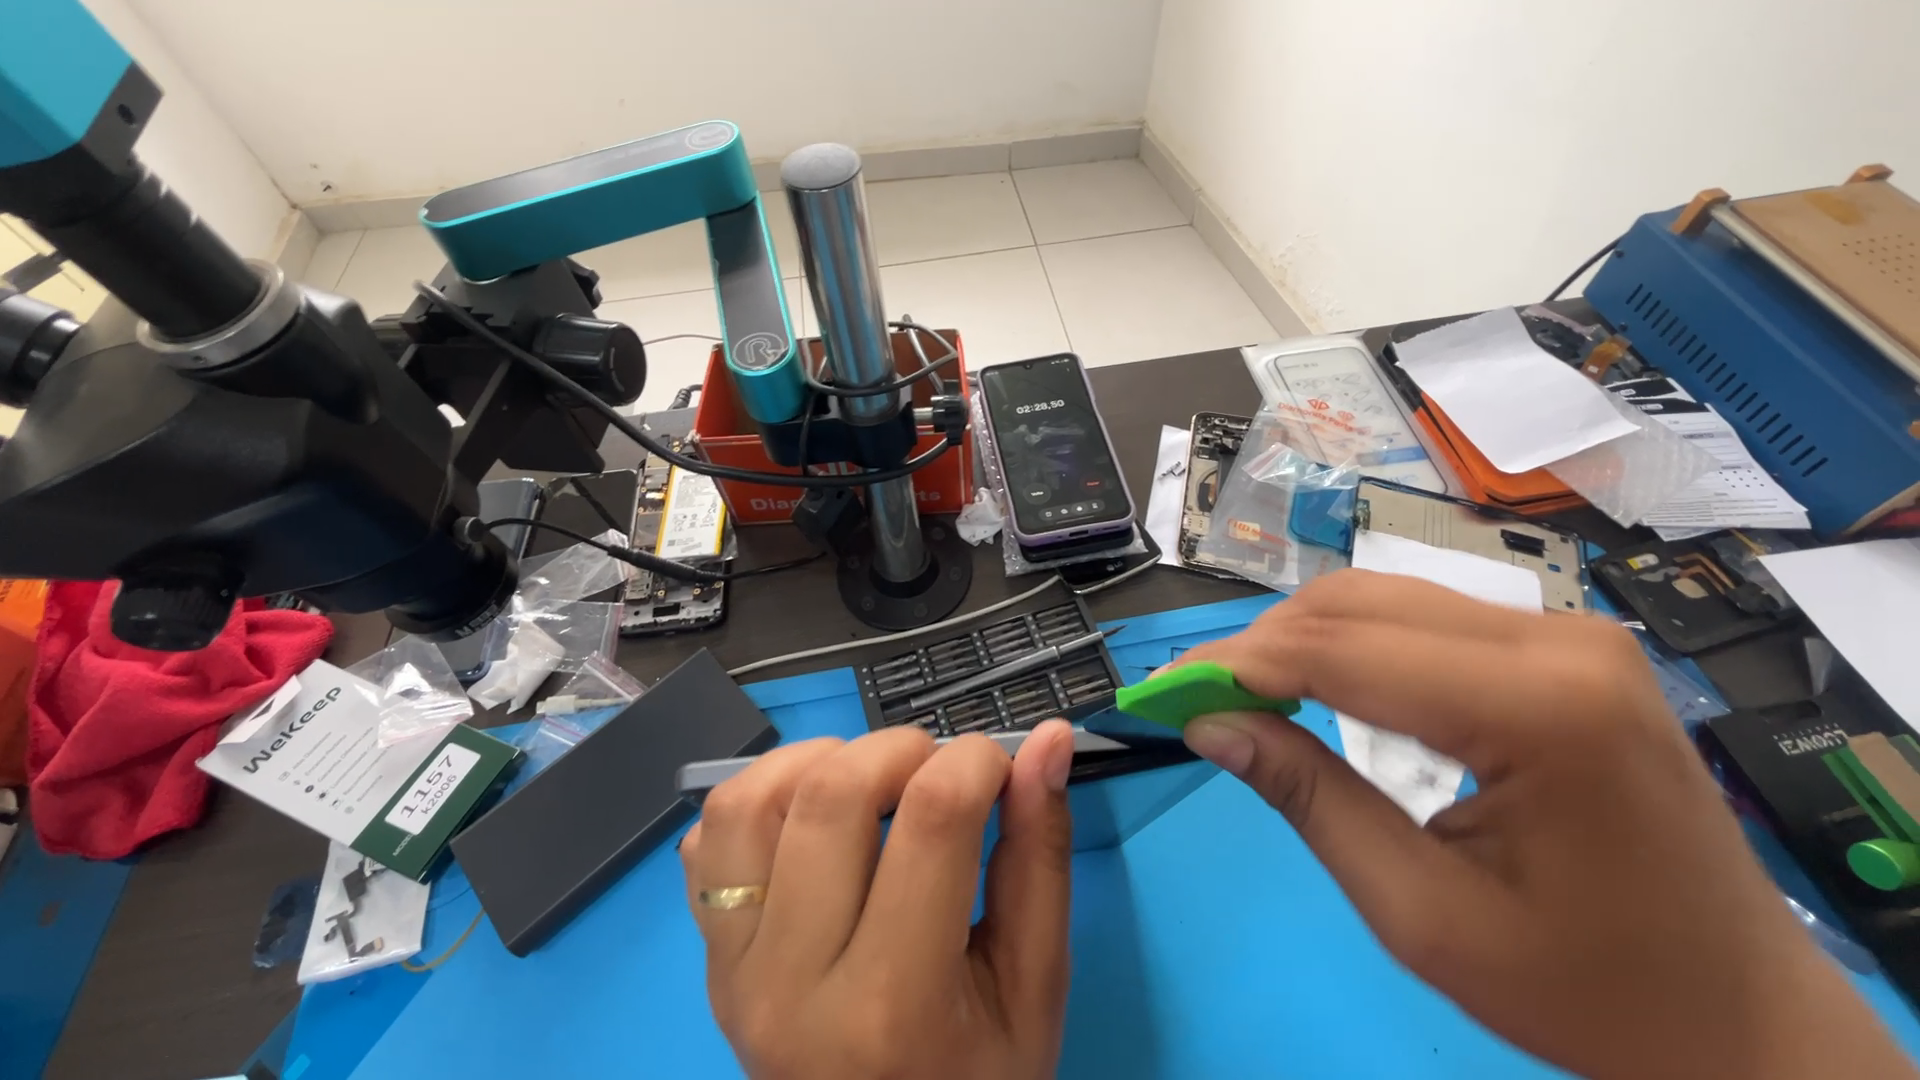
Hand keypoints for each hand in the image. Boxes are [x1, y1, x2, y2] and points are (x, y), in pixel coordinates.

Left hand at [680, 720, 1076, 1079]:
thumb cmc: (974, 1078)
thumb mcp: (1034, 985)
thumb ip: (1039, 854)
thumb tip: (1048, 739)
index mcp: (896, 1001)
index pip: (931, 820)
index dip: (975, 760)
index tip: (997, 766)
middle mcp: (795, 981)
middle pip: (832, 795)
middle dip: (900, 749)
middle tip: (937, 771)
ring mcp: (736, 968)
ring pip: (751, 802)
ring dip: (821, 760)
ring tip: (872, 781)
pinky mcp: (710, 957)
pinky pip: (710, 838)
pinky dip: (762, 792)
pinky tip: (813, 810)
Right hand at [1175, 569, 1914, 1079]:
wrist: (1739, 1018)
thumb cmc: (1585, 988)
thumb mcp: (1422, 914)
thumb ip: (1309, 799)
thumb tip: (1209, 723)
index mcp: (1541, 708)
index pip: (1341, 651)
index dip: (1235, 664)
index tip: (1161, 691)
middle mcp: (1559, 640)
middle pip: (1357, 605)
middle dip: (1257, 645)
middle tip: (1190, 696)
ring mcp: (1568, 634)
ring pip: (1383, 598)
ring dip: (1296, 639)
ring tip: (1237, 692)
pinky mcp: (1561, 648)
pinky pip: (1422, 618)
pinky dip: (1347, 643)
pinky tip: (1309, 681)